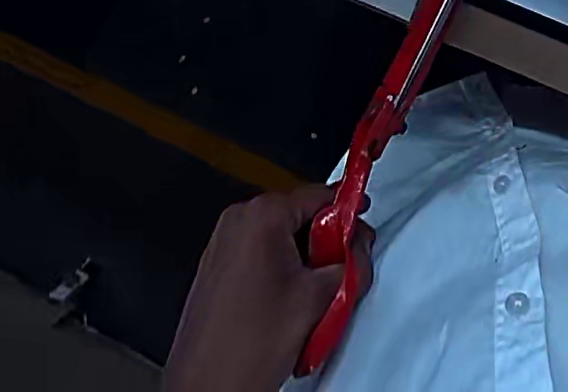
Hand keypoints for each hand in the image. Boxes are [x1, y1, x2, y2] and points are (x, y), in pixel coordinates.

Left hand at [164, 185, 374, 391]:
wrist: (205, 389)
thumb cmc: (248, 347)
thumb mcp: (318, 299)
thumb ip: (352, 264)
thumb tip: (361, 248)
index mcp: (262, 215)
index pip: (318, 194)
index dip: (347, 208)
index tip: (361, 218)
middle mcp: (239, 219)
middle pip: (300, 215)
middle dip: (326, 241)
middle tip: (344, 269)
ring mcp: (224, 242)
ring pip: (282, 237)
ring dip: (305, 260)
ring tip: (314, 299)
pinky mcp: (217, 265)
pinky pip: (261, 254)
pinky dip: (282, 270)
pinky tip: (290, 306)